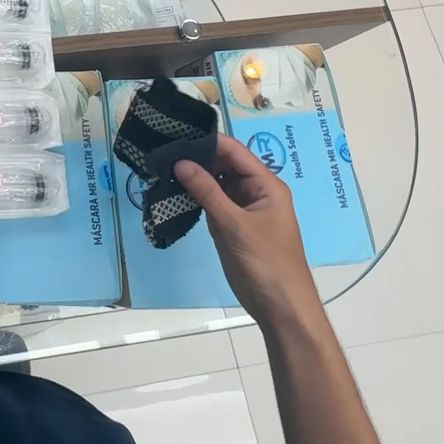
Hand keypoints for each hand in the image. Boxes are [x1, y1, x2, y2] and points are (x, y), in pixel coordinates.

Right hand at [174, 136, 320, 326]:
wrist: (281, 308)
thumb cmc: (265, 263)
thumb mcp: (234, 225)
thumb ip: (207, 192)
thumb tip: (180, 162)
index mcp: (266, 185)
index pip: (234, 151)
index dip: (207, 141)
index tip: (175, 134)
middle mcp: (255, 192)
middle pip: (224, 164)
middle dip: (197, 156)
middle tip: (162, 151)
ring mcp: (243, 209)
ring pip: (216, 183)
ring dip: (194, 176)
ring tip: (161, 166)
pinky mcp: (232, 225)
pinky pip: (212, 202)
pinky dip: (195, 195)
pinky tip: (173, 190)